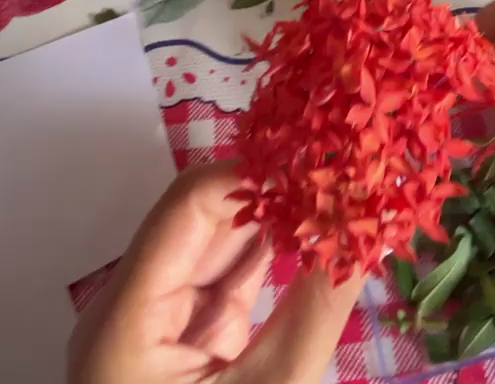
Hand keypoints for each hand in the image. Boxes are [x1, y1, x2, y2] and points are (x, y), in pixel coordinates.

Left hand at [69, 163, 362, 383]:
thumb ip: (317, 306)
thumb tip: (368, 225)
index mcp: (125, 318)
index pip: (188, 205)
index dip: (256, 171)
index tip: (322, 161)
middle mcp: (131, 303)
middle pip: (204, 216)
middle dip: (276, 189)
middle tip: (344, 169)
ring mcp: (156, 318)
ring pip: (220, 239)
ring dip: (280, 216)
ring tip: (340, 189)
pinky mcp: (185, 334)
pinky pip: (229, 273)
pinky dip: (275, 252)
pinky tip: (318, 230)